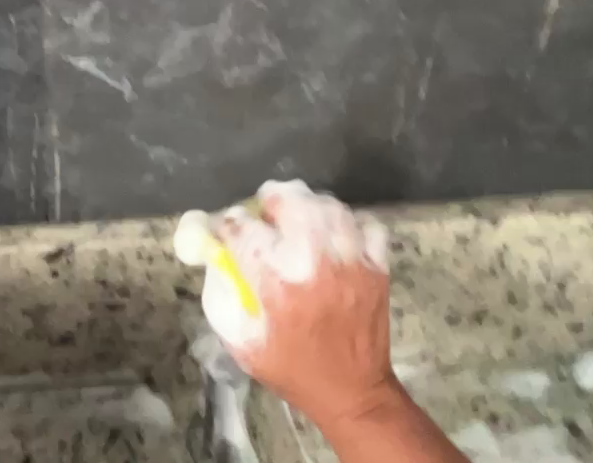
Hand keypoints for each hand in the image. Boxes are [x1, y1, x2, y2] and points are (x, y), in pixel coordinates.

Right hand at [214, 181, 399, 429]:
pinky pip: (362, 223)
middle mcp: (314, 264)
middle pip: (291, 200)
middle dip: (272, 199)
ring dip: (305, 204)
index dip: (232, 223)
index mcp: (277, 284)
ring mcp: (351, 261)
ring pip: (326, 206)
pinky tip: (332, 233)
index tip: (230, 230)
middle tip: (266, 211)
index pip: (245, 229)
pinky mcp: (377, 266)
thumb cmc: (293, 369)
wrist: (355, 394)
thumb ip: (221, 295)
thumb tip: (215, 255)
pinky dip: (346, 221)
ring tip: (296, 216)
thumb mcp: (242, 344)